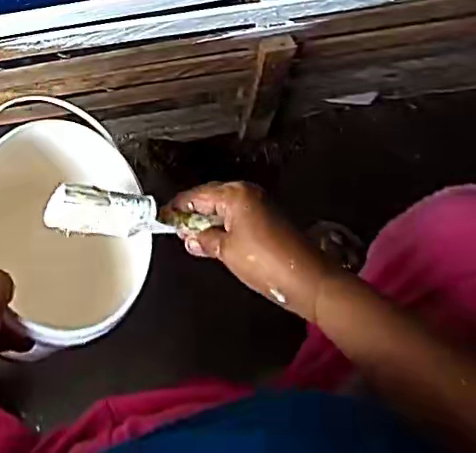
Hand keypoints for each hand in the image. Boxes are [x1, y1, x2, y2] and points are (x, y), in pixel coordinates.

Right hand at [170, 182, 338, 321]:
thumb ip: (203, 240)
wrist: (312, 283)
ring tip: (193, 235)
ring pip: (223, 207)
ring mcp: (259, 204)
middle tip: (177, 227)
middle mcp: (246, 193)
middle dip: (193, 212)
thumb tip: (188, 238)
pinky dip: (224, 224)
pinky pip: (237, 215)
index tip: (163, 217)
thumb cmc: (266, 263)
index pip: (195, 195)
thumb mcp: (226, 251)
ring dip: (208, 220)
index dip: (177, 207)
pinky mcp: (268, 218)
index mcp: (234, 194)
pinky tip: (215, 238)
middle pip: (209, 197)